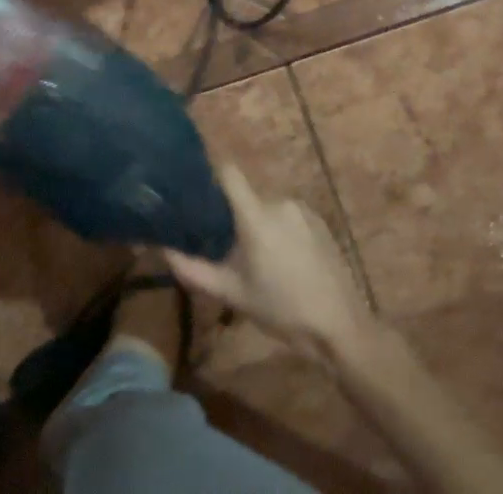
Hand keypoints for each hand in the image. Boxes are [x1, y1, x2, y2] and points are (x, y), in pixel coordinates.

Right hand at [165, 164, 375, 354]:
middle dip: (232, 214)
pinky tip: (282, 260)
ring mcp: (304, 212)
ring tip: (255, 257)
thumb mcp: (231, 293)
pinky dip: (279, 230)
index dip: (210, 174)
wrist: (340, 329)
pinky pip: (288, 217)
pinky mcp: (321, 224)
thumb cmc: (281, 310)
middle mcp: (280, 204)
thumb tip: (161, 249)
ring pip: (267, 208)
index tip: (194, 187)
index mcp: (256, 216)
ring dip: (257, 224)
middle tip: (222, 242)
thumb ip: (192, 269)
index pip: (229, 173)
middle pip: (245, 197)